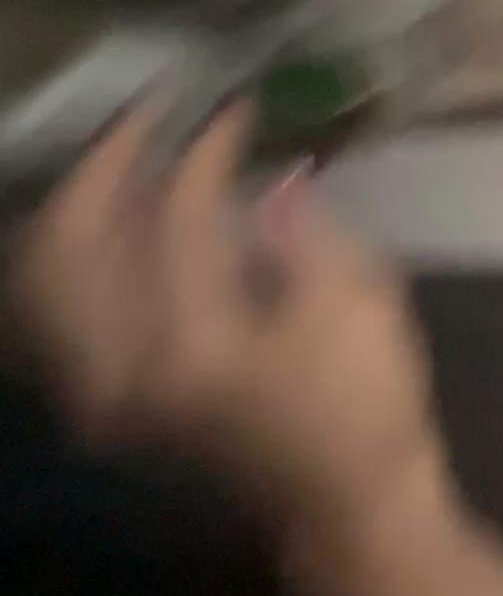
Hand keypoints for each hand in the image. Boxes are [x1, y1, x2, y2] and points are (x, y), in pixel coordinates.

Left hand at [5, 98, 449, 544]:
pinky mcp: (103, 395)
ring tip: (123, 155)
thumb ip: (312, 240)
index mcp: (195, 343)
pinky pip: (54, 308)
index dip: (203, 154)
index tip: (235, 109)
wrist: (345, 487)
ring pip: (38, 278)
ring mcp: (96, 387)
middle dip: (104, 165)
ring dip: (73, 205)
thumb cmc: (371, 395)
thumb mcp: (364, 308)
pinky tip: (111, 223)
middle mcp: (117, 366)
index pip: (175, 221)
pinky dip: (70, 251)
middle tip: (152, 114)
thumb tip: (280, 182)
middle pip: (67, 246)